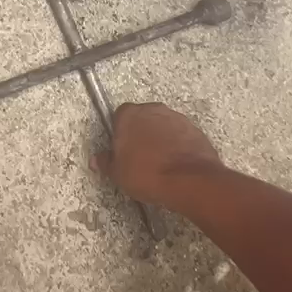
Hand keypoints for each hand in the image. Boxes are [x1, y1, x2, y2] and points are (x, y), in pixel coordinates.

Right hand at [92, 102, 221, 204]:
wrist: (190, 181)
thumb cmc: (147, 173)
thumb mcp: (118, 173)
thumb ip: (105, 162)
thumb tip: (95, 159)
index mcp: (129, 114)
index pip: (119, 116)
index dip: (120, 133)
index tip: (123, 149)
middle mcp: (153, 110)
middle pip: (143, 118)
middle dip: (142, 133)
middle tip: (141, 156)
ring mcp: (177, 118)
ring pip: (163, 125)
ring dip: (161, 138)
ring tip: (161, 162)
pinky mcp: (196, 131)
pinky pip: (182, 136)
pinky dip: (179, 146)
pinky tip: (178, 164)